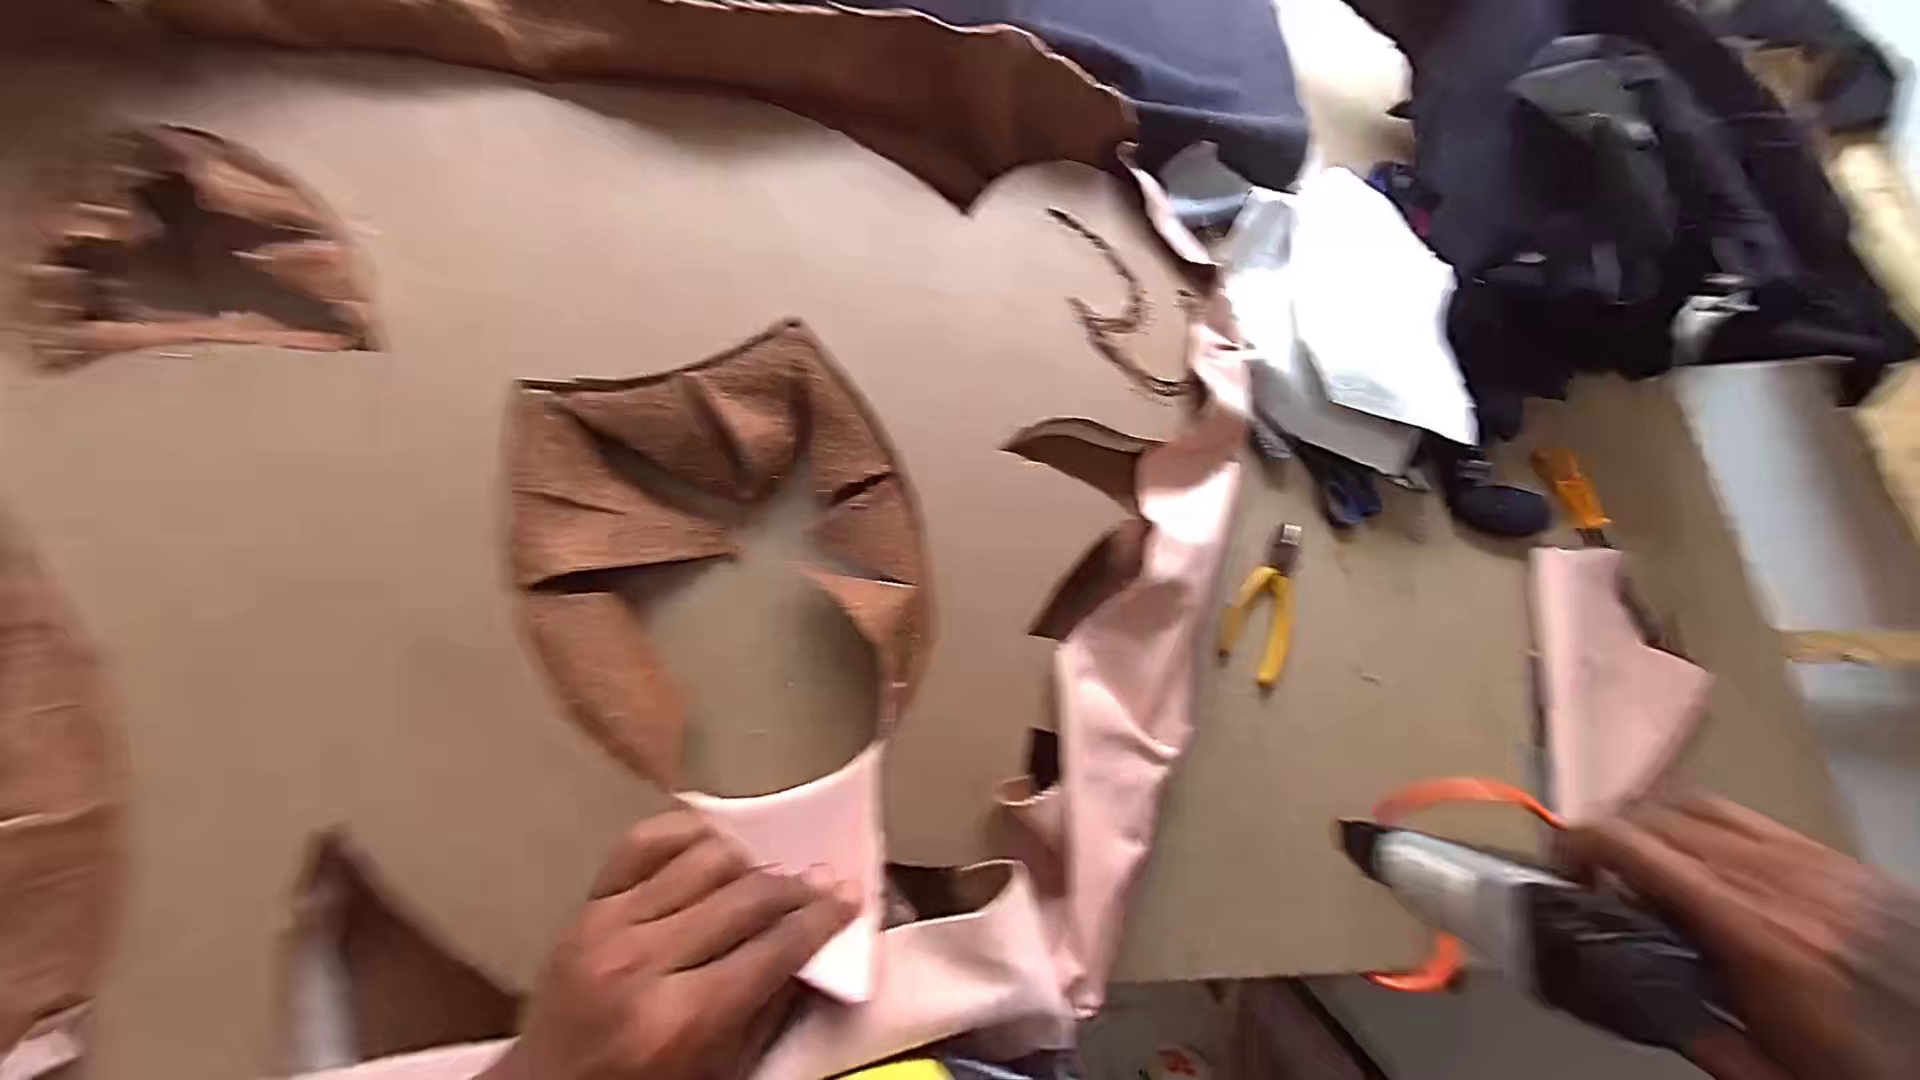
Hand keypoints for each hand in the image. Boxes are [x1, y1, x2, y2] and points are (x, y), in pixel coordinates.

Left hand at [484, 810, 857, 1079]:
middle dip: (796, 888)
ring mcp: (607, 926)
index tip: (850, 896)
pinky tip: (713, 846)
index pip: (773, 949)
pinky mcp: (585, 904)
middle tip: (820, 884)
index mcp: (676, 1024)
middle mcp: (641, 964)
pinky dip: (689, 833)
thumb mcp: (719, 1075)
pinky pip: (647, 840)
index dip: (821, 919)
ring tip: (765, 877)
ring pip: (707, 858)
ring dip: (750, 862)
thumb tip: (818, 939)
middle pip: (747, 896)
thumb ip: (770, 1004)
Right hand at [1564, 796, 1879, 1079]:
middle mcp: (1779, 886)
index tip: (1566, 872)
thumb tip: (1619, 991)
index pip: (1622, 843)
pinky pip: (1738, 814)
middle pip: (1644, 818)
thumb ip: (1689, 1029)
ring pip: (1684, 806)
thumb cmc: (1882, 1069)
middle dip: (1604, 840)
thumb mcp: (1774, 1069)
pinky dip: (1696, 821)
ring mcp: (1813, 867)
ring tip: (1644, 861)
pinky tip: (1697, 854)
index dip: (1573, 846)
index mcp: (1757, 934)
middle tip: (1600, 875)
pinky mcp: (1837, 862)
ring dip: (1647, 827)